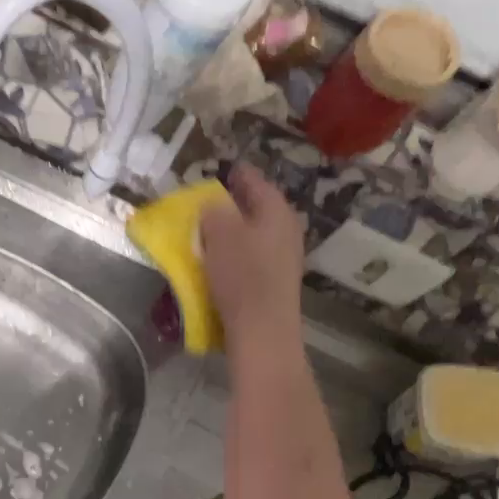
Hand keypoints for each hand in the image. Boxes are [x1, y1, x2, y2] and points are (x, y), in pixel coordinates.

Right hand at [199, 164, 306, 344]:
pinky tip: (222, 262)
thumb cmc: (242, 277)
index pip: (255, 182)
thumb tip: (211, 204)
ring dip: (236, 231)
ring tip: (212, 234)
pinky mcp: (277, 281)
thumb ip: (214, 212)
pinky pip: (255, 256)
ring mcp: (285, 257)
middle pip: (258, 208)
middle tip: (211, 203)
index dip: (237, 175)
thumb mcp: (220, 235)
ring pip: (257, 233)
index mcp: (276, 211)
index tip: (224, 169)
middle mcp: (286, 229)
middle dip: (235, 205)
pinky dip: (239, 253)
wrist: (262, 329)